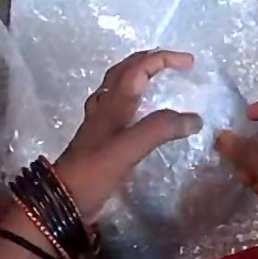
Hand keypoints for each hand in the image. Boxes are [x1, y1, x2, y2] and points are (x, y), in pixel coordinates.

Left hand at [50, 49, 204, 218]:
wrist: (63, 199)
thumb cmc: (94, 171)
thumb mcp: (129, 148)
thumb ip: (160, 129)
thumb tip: (194, 118)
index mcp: (112, 104)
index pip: (138, 67)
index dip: (163, 59)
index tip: (190, 63)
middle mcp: (105, 108)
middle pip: (125, 71)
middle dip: (150, 61)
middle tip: (175, 64)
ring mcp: (99, 124)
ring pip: (117, 88)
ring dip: (138, 76)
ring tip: (158, 80)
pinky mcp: (99, 140)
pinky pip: (116, 109)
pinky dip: (131, 101)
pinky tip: (137, 113)